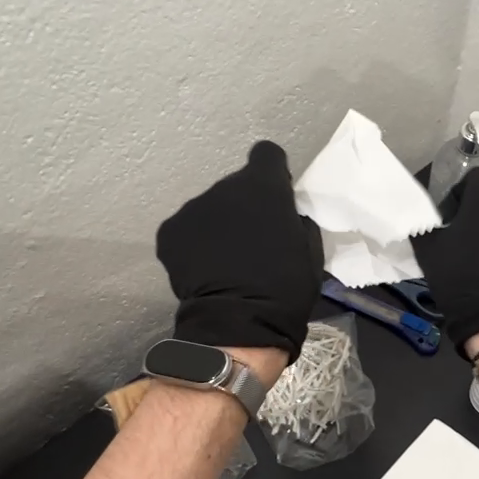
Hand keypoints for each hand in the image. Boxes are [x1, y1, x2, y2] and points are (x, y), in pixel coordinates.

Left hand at [156, 142, 323, 359]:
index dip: (272, 173)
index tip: (275, 197)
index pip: (267, 155)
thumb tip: (284, 215)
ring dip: (219, 226)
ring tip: (227, 261)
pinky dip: (195, 244)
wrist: (242, 322)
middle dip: (244, 207)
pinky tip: (205, 269)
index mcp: (264, 187)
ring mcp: (192, 208)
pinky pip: (187, 230)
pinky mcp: (169, 232)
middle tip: (253, 242)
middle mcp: (224, 188)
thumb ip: (294, 221)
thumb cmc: (287, 287)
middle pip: (236, 187)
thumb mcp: (309, 249)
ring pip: (210, 209)